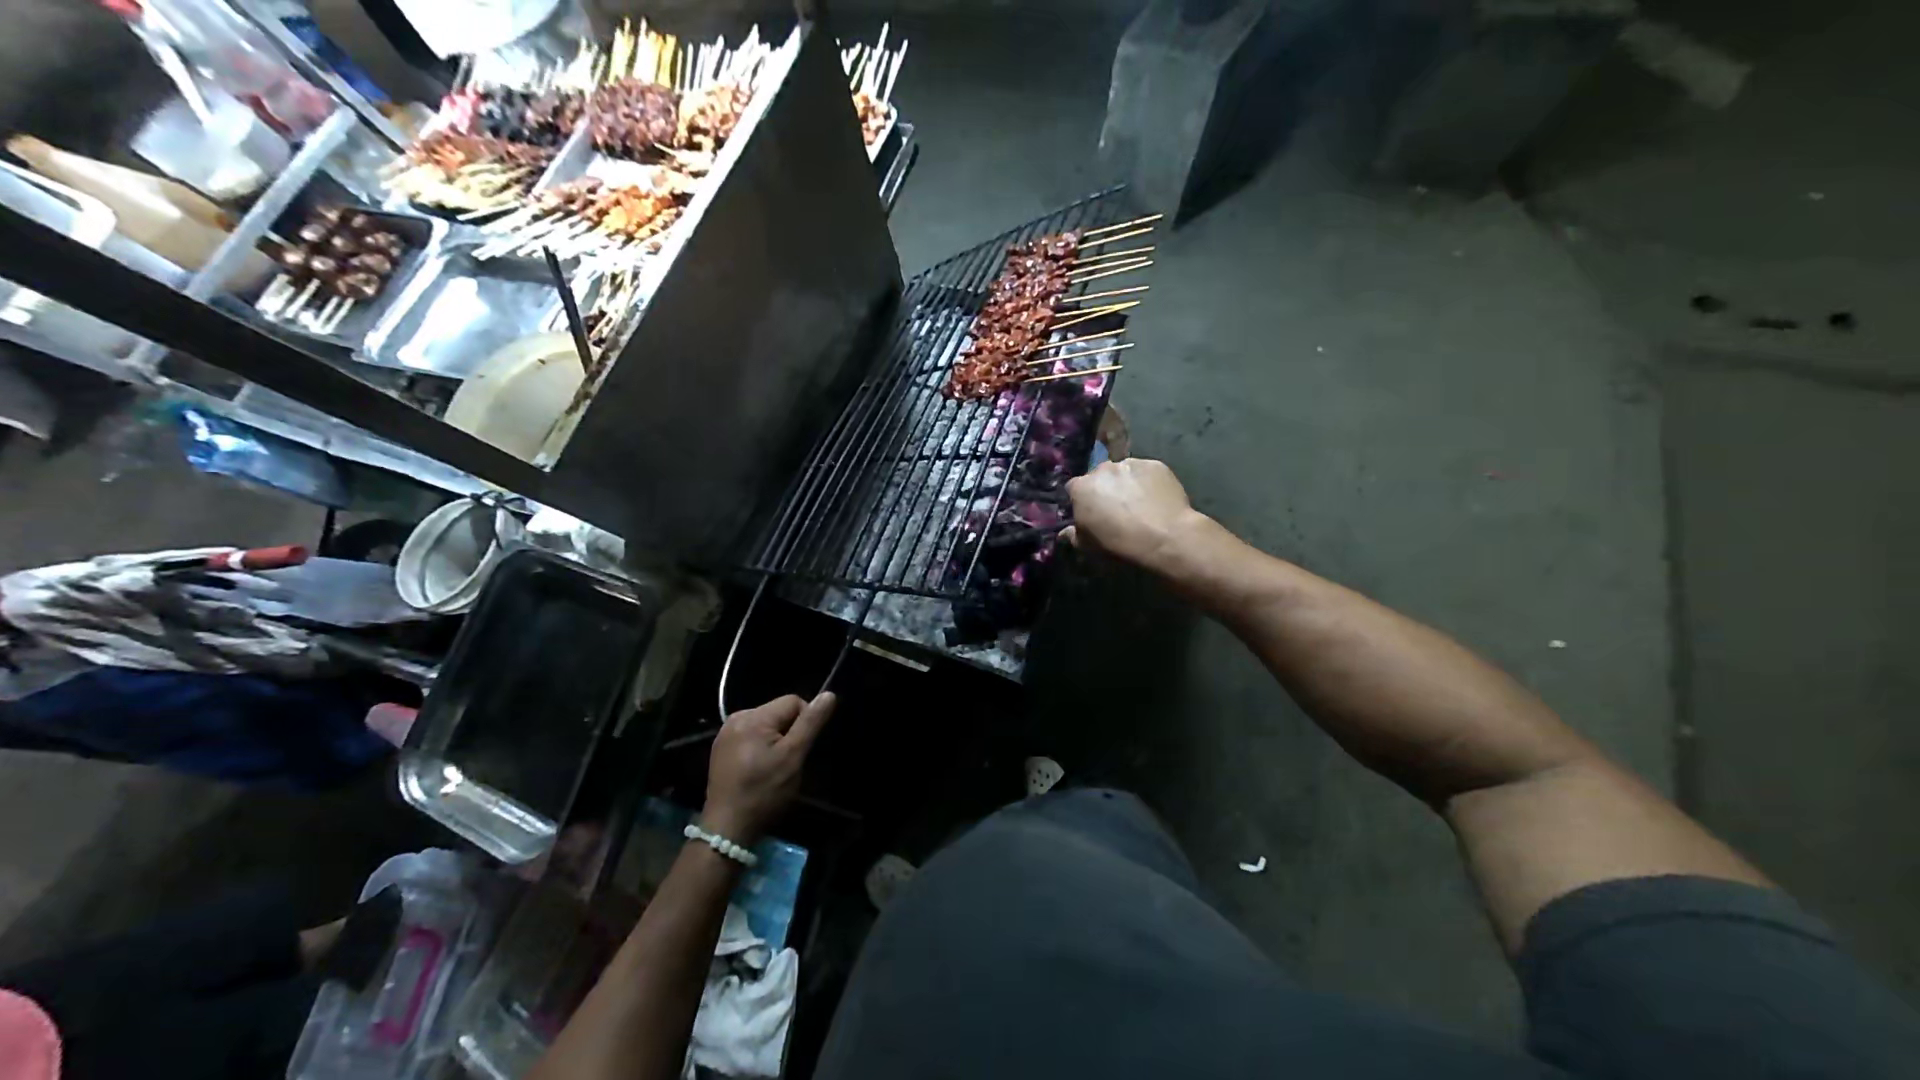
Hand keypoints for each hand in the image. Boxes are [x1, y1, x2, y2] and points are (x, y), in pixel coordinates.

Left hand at [702, 692, 835, 845]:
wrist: (728, 828)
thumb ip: (811, 723)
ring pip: (766, 724)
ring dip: (776, 740)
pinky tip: (759, 769)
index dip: (806, 721)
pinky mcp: (721, 748)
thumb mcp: (793, 757)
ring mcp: (725, 733)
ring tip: (774, 767)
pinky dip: (761, 747)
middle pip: (778, 711)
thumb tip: (829, 694)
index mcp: (753, 716)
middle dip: (789, 731)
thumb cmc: (764, 792)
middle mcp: (736, 717)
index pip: (793, 701)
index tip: (802, 750)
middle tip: (789, 761)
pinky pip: (751, 736)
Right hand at [1063, 458, 1202, 572]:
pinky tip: (1155, 499)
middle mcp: (1103, 469)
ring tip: (1139, 503)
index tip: (1090, 512)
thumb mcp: (1088, 546)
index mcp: (1081, 487)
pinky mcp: (1155, 465)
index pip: (1074, 488)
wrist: (1164, 537)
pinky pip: (1146, 472)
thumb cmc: (1119, 543)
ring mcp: (1130, 464)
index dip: (1082, 500)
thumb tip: (1063, 533)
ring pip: (1123, 472)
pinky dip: (1148, 482)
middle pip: (1099, 476)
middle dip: (1104, 488)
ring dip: (1126, 483)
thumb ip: (1072, 535)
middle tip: (1115, 508)